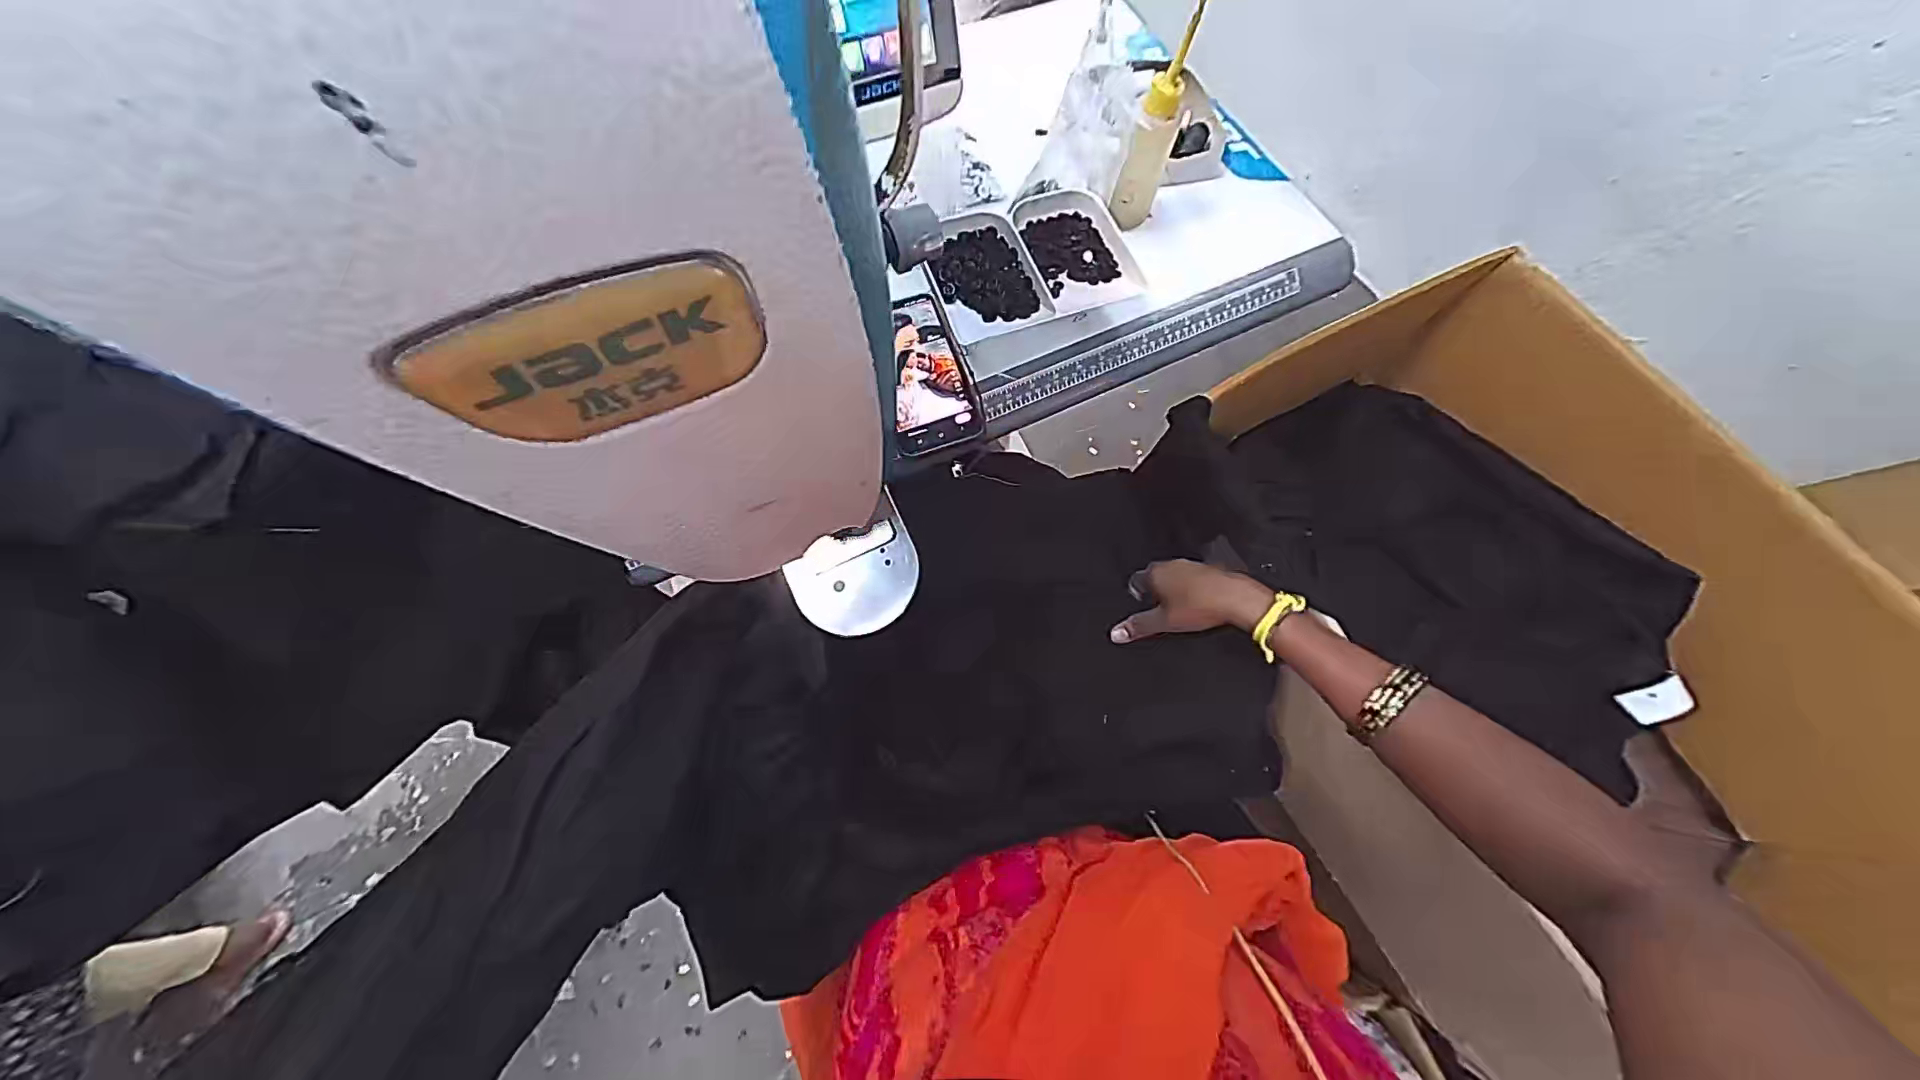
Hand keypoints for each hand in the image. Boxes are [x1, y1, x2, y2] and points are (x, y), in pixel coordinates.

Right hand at [1109, 559, 1275, 643]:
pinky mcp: (1210, 569)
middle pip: (1156, 578)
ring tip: (1184, 610)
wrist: (1238, 600)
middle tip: (1164, 611)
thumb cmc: (1203, 606)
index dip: (1138, 596)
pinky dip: (1195, 590)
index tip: (1144, 606)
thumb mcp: (1164, 622)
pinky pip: (1196, 579)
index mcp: (1155, 573)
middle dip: (1157, 593)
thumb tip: (1117, 632)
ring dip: (1177, 590)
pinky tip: (1202, 604)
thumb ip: (1138, 626)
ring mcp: (1192, 565)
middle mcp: (1172, 565)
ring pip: (1176, 577)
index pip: (1136, 582)